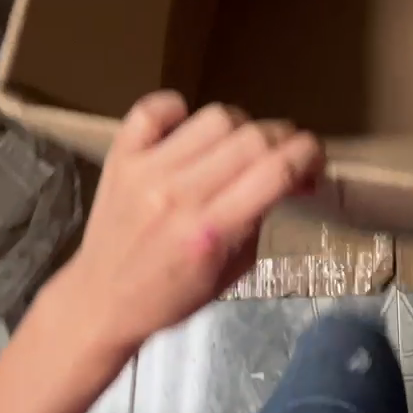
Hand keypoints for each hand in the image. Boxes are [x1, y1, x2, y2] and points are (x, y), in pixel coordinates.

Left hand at [44, 92, 322, 358]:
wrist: (98, 303)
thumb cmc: (172, 296)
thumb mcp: (233, 271)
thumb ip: (260, 217)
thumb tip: (290, 175)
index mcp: (212, 232)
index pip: (277, 170)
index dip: (309, 154)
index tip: (314, 160)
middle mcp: (181, 194)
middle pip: (253, 137)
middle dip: (283, 138)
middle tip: (283, 153)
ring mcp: (148, 171)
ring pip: (215, 117)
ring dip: (239, 126)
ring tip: (236, 146)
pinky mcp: (121, 156)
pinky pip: (155, 108)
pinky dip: (177, 110)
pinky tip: (186, 131)